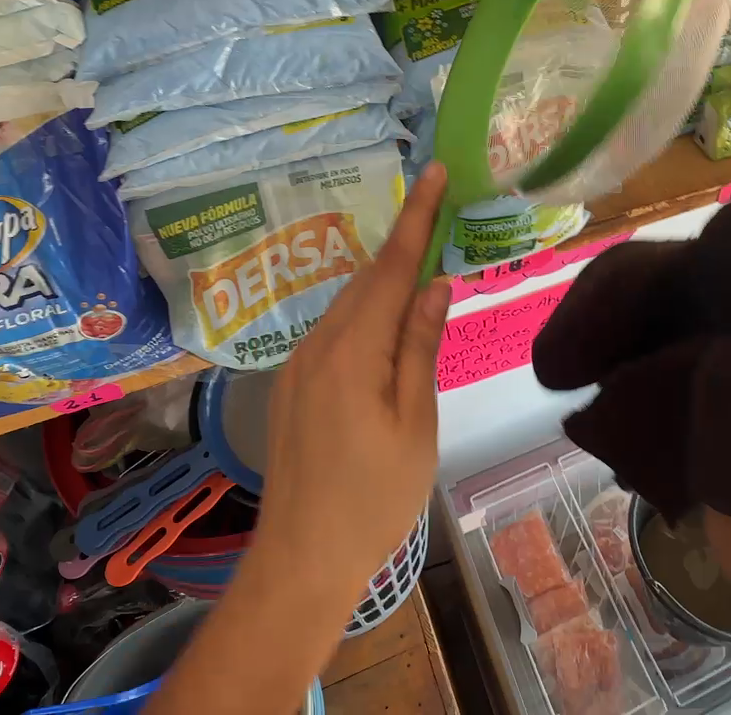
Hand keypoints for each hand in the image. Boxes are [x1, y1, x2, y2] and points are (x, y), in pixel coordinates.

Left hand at [246, 163, 451, 605]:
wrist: (301, 559)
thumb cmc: (374, 497)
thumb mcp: (416, 423)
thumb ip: (420, 347)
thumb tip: (434, 283)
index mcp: (353, 352)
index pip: (391, 268)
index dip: (416, 218)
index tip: (435, 172)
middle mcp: (317, 345)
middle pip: (367, 280)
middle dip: (403, 246)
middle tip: (440, 218)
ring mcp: (297, 366)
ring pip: (348, 306)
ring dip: (384, 283)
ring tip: (422, 275)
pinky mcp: (290, 386)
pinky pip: (334, 332)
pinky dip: (365, 315)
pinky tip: (386, 331)